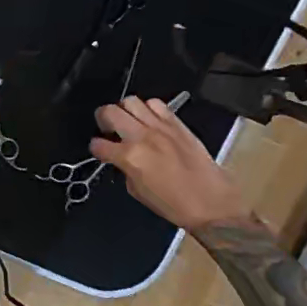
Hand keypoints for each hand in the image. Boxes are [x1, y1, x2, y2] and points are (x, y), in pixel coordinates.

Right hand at [90, 97, 249, 231]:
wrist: (210, 199)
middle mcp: (142, 137)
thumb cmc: (174, 204)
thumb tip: (121, 160)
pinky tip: (150, 119)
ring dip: (124, 110)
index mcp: (130, 157)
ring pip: (131, 101)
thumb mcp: (138, 193)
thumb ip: (125, 170)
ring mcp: (160, 126)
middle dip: (102, 119)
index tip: (99, 149)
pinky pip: (156, 104)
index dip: (96, 148)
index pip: (99, 144)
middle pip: (109, 112)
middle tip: (107, 127)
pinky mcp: (176, 122)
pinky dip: (148, 108)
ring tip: (128, 120)